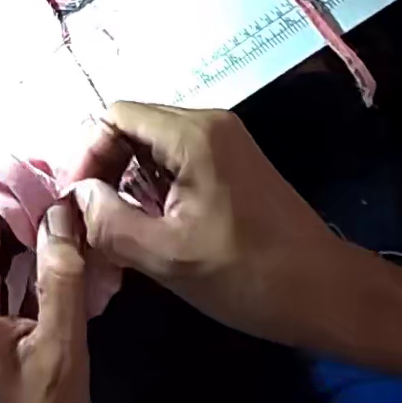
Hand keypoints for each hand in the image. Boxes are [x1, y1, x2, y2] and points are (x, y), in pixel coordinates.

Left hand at [0, 202, 89, 402]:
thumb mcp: (60, 348)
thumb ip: (62, 272)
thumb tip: (63, 204)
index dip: (22, 191)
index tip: (61, 177)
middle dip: (26, 207)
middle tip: (70, 194)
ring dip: (26, 230)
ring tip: (67, 214)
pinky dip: (20, 255)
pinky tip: (52, 249)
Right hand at [71, 102, 369, 347]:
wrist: (324, 288)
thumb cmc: (247, 274)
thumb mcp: (168, 257)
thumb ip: (111, 222)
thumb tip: (77, 195)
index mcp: (193, 133)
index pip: (118, 114)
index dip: (89, 151)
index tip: (79, 199)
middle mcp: (208, 121)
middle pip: (135, 123)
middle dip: (107, 164)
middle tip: (95, 216)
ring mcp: (223, 136)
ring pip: (154, 139)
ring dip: (130, 175)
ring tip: (120, 223)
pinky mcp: (231, 156)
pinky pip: (177, 153)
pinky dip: (155, 180)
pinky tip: (152, 219)